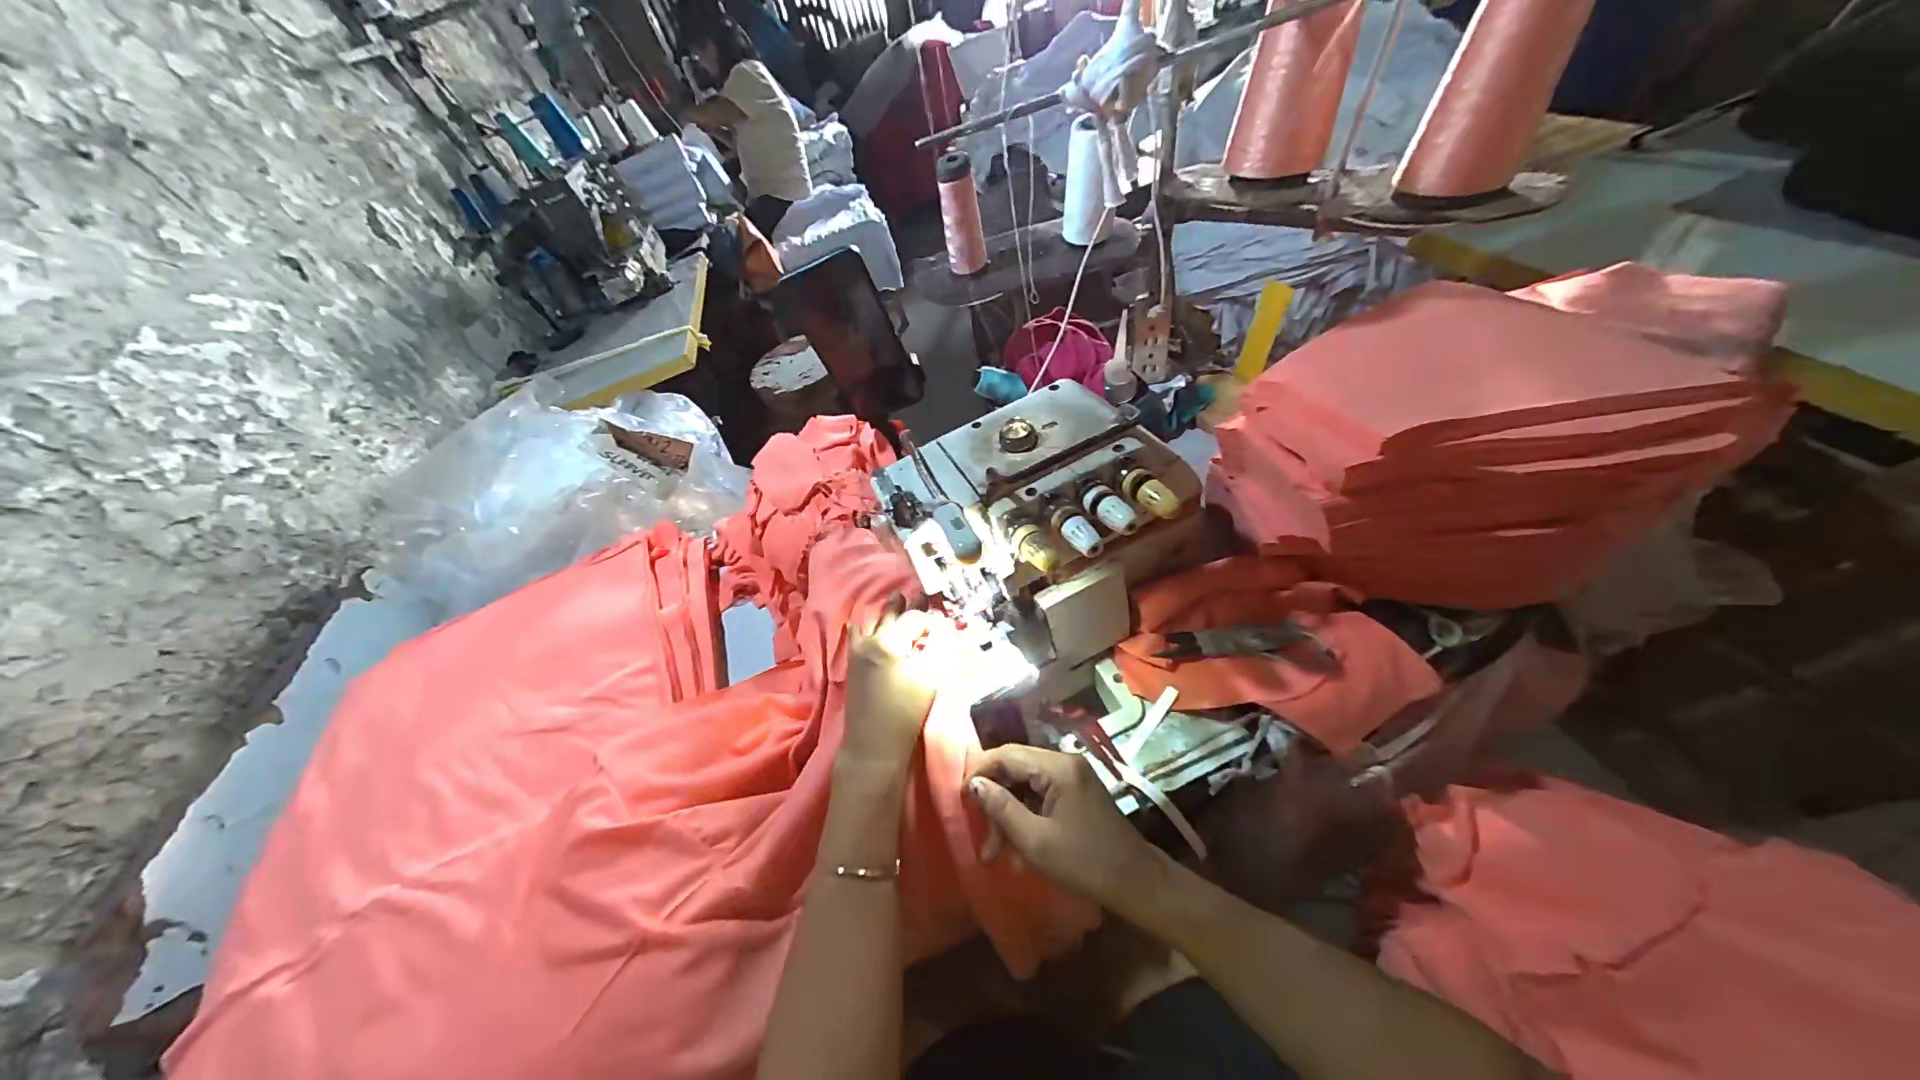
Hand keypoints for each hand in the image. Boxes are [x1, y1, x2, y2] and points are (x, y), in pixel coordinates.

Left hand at [838, 606, 939, 773]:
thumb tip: (943, 633)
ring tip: (897, 600)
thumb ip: (936, 652)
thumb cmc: (904, 714)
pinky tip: (859, 623)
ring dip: (887, 614)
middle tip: (919, 594)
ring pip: (873, 623)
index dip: (931, 618)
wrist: (872, 746)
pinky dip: (863, 628)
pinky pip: (857, 637)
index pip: (914, 620)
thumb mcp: (929, 681)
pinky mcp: (853, 668)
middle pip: (891, 616)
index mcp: (889, 643)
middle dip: (906, 606)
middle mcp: (870, 642)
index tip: (944, 620)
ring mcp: (857, 654)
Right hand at [967, 745, 1162, 907]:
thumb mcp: (1036, 841)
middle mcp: (1065, 762)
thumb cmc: (1085, 863)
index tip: (962, 800)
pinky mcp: (1077, 792)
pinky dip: (1026, 818)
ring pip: (1026, 785)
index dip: (980, 773)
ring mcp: (1073, 777)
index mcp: (1058, 768)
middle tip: (985, 840)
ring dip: (1009, 815)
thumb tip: (974, 784)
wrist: (1135, 882)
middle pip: (1015, 768)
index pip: (1007, 755)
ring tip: (998, 854)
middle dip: (995, 802)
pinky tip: (1019, 851)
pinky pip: (1041, 795)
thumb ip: (1002, 808)